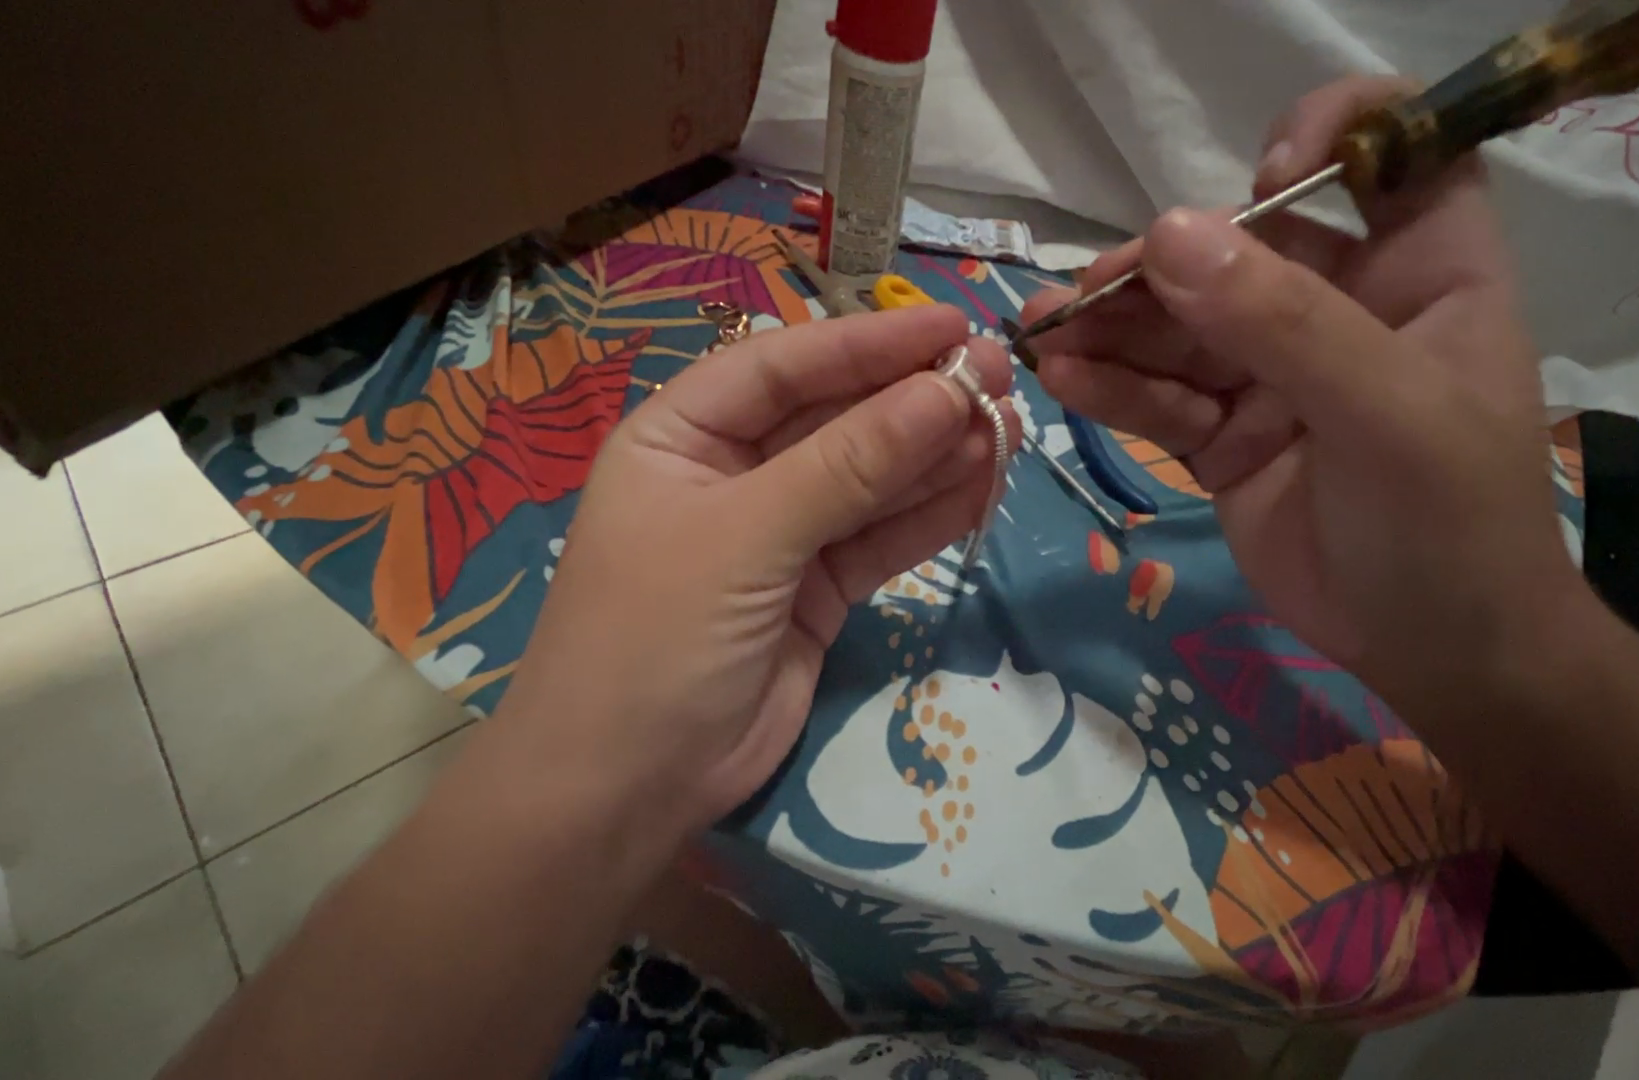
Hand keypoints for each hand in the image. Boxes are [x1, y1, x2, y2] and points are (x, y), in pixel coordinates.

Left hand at [505, 306, 1016, 832]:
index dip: (869, 342)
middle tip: (1002, 377)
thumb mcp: (746, 539)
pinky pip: (881, 539)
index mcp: (683, 435)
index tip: (954, 327)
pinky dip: (931, 516)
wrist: (627, 791)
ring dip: (937, 455)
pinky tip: (984, 485)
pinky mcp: (818, 591)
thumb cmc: (654, 640)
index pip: (784, 365)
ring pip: (870, 481)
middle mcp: (733, 474)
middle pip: (836, 419)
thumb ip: (848, 466)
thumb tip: (948, 392)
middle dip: (915, 399)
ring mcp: (780, 536)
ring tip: (1011, 427)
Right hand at [1022, 77, 1582, 700]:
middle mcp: (1338, 309)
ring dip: (1110, 330)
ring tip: (1041, 334)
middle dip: (1158, 269)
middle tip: (1081, 296)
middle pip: (1236, 253)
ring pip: (1178, 330)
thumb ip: (1283, 322)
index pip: (1392, 155)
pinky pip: (1158, 399)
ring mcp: (1270, 375)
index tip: (1260, 176)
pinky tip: (1064, 383)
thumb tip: (1167, 236)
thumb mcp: (1385, 414)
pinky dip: (1111, 390)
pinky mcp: (1221, 436)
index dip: (1332, 136)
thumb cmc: (1447, 523)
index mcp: (1419, 273)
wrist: (1428, 648)